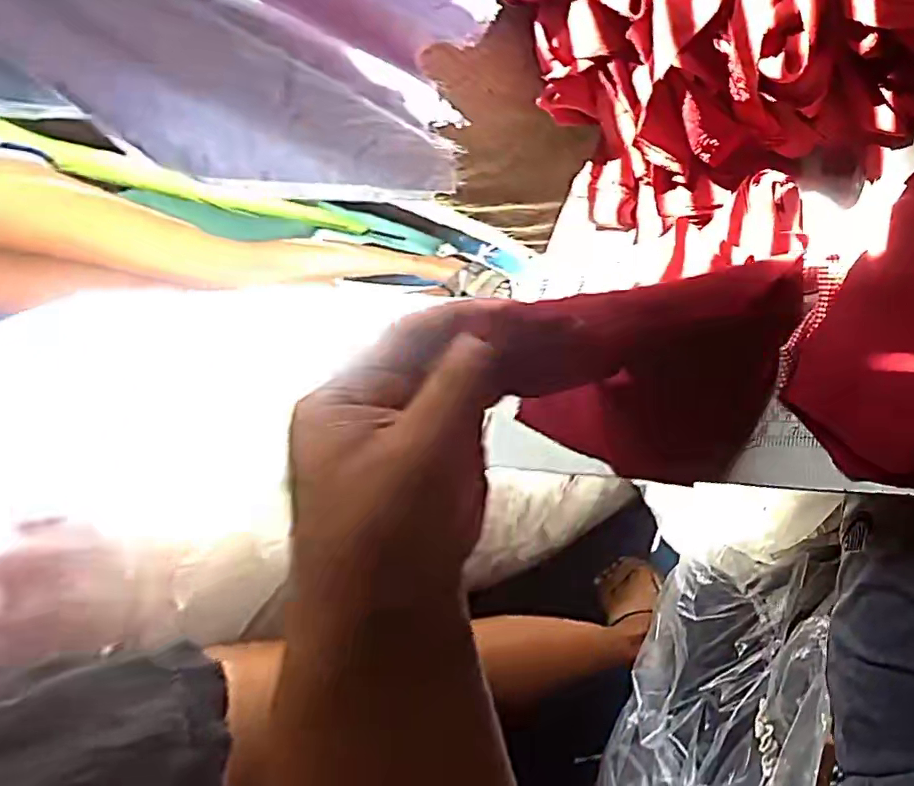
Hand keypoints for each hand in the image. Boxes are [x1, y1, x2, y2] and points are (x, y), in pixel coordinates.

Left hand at [287, 301, 591, 613]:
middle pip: (446, 348)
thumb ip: (456, 383)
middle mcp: (374, 398)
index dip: (474, 315)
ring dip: (517, 353)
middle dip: (506, 333)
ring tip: (566, 342)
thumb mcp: (422, 449)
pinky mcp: (440, 437)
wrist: (390, 602)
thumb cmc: (391, 527)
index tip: (530, 311)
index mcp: (347, 395)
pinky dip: (514, 377)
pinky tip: (545, 370)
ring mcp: (409, 418)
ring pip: (469, 368)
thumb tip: (490, 330)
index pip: (415, 335)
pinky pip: (480, 392)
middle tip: (563, 326)